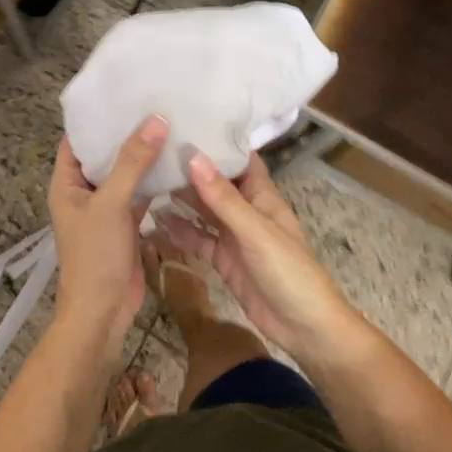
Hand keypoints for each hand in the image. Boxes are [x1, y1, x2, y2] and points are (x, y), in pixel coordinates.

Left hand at [48, 117, 167, 358]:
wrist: (102, 313)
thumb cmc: (95, 256)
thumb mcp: (112, 204)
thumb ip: (133, 162)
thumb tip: (156, 119)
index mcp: (66, 183)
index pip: (78, 139)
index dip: (97, 116)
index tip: (124, 91)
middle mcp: (84, 191)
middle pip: (105, 154)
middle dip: (127, 132)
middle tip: (157, 102)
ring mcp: (106, 208)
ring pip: (125, 174)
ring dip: (144, 156)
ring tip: (171, 124)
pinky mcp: (126, 224)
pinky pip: (140, 193)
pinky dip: (155, 180)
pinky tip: (177, 162)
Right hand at [160, 152, 366, 364]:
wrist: (304, 328)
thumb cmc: (289, 271)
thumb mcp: (255, 232)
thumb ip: (223, 198)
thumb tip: (194, 157)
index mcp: (262, 197)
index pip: (240, 160)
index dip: (219, 143)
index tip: (188, 124)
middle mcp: (247, 211)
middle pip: (217, 184)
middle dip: (191, 169)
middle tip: (154, 151)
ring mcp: (234, 237)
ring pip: (204, 212)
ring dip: (181, 199)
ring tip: (148, 180)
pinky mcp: (224, 261)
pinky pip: (199, 241)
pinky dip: (180, 232)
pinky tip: (155, 221)